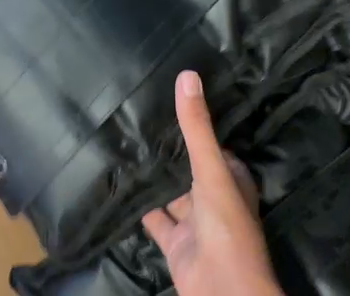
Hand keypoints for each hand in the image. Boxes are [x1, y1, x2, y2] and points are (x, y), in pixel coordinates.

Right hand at [143, 71, 284, 295]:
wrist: (223, 291)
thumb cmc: (227, 226)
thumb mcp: (211, 170)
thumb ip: (197, 127)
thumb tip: (187, 74)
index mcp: (231, 179)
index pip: (214, 144)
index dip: (197, 124)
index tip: (172, 97)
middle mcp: (214, 197)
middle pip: (189, 166)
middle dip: (170, 148)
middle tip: (139, 112)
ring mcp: (193, 221)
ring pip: (170, 189)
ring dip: (153, 173)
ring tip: (124, 137)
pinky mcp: (173, 240)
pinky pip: (153, 214)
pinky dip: (138, 201)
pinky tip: (118, 178)